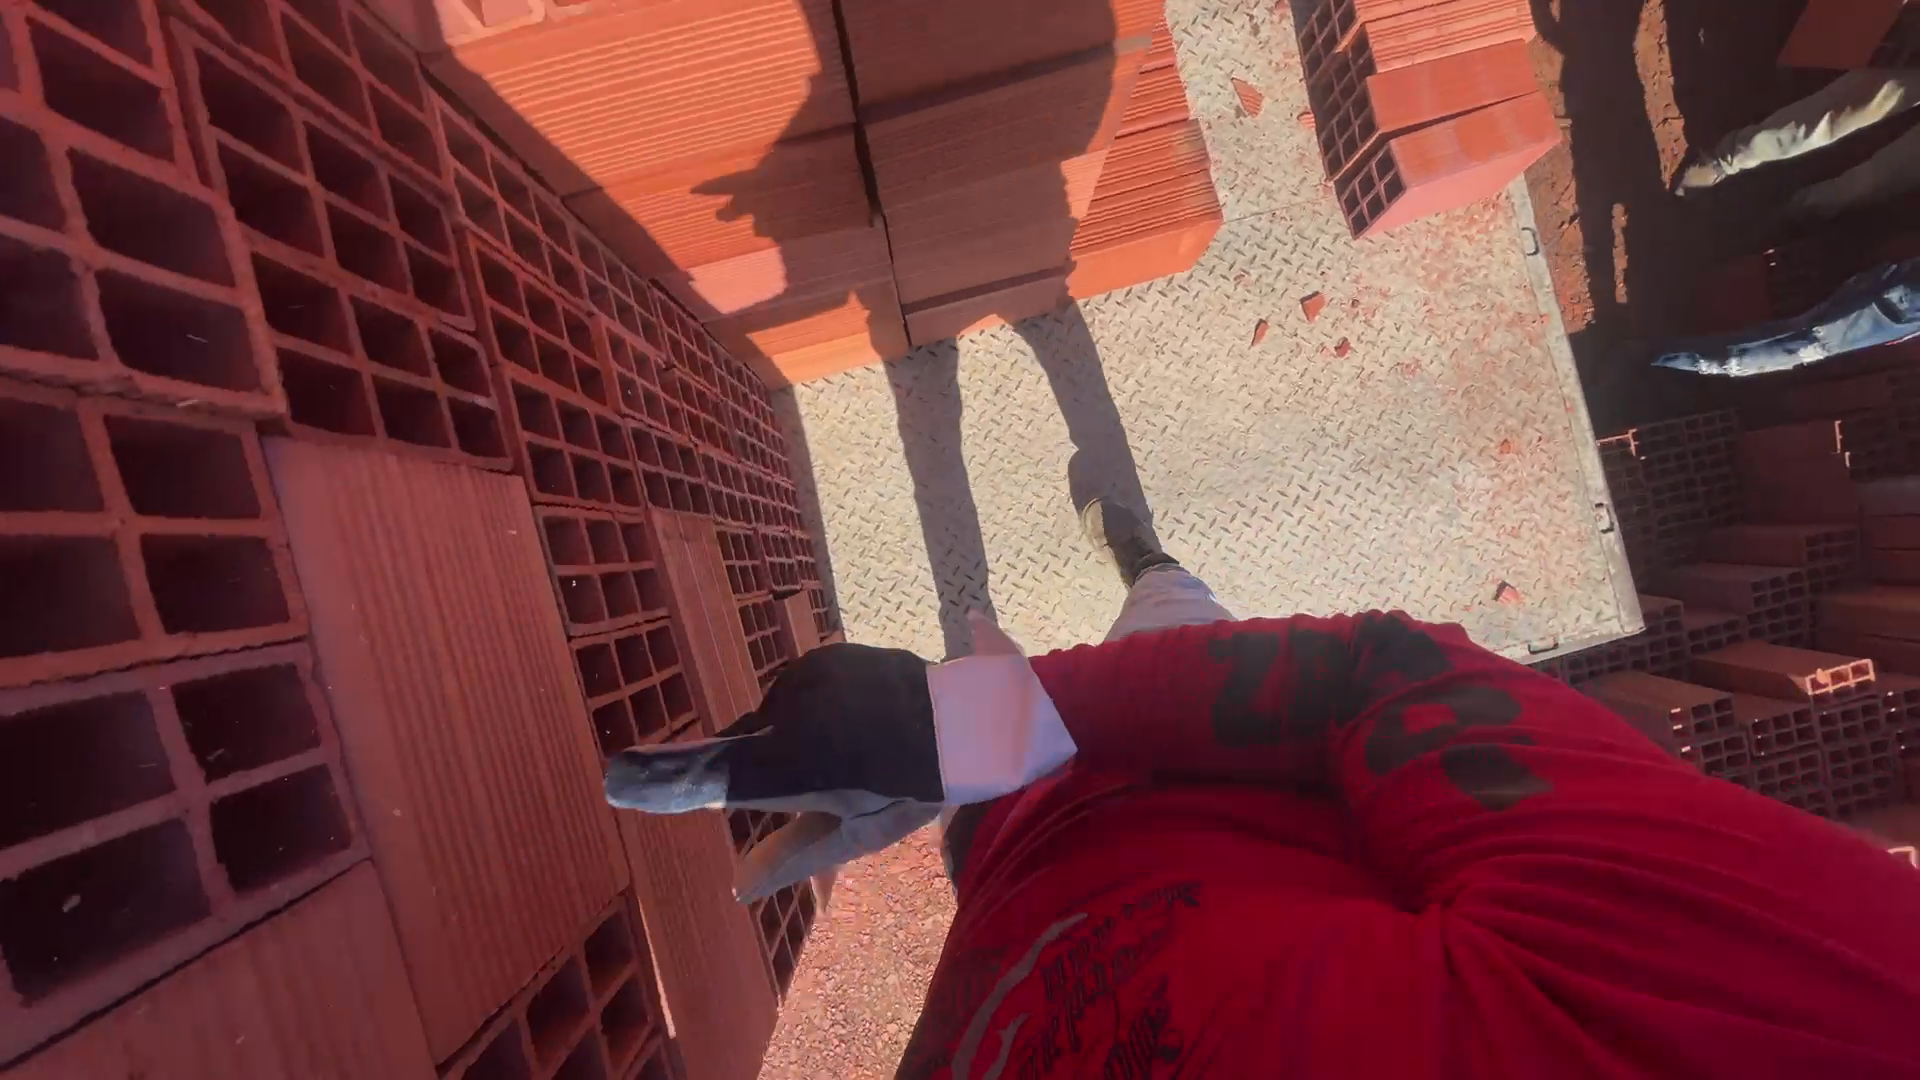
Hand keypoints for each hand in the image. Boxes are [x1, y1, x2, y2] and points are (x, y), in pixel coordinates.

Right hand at [605, 643, 941, 900]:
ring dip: (792, 733)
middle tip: (820, 776)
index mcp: (794, 764)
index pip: (712, 773)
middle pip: (745, 745)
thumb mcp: (856, 832)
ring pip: (774, 715)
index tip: (616, 778)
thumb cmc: (911, 787)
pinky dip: (811, 705)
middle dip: (760, 764)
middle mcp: (791, 711)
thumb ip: (794, 854)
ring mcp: (808, 675)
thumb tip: (740, 884)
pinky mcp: (824, 655)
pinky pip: (798, 688)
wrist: (964, 719)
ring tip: (850, 745)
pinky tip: (853, 716)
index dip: (660, 779)